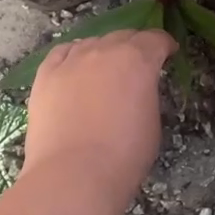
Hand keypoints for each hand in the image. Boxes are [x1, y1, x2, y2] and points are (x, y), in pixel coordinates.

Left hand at [23, 29, 176, 195]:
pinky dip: (72, 57)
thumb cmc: (123, 156)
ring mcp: (72, 60)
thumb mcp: (152, 122)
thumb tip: (138, 89)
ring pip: (92, 43)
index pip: (156, 39)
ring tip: (103, 72)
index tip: (168, 54)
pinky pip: (62, 54)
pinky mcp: (46, 75)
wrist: (72, 178)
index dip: (164, 46)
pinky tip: (74, 69)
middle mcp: (105, 50)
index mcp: (138, 60)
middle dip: (134, 47)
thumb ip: (147, 93)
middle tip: (136, 68)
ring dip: (103, 52)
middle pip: (124, 36)